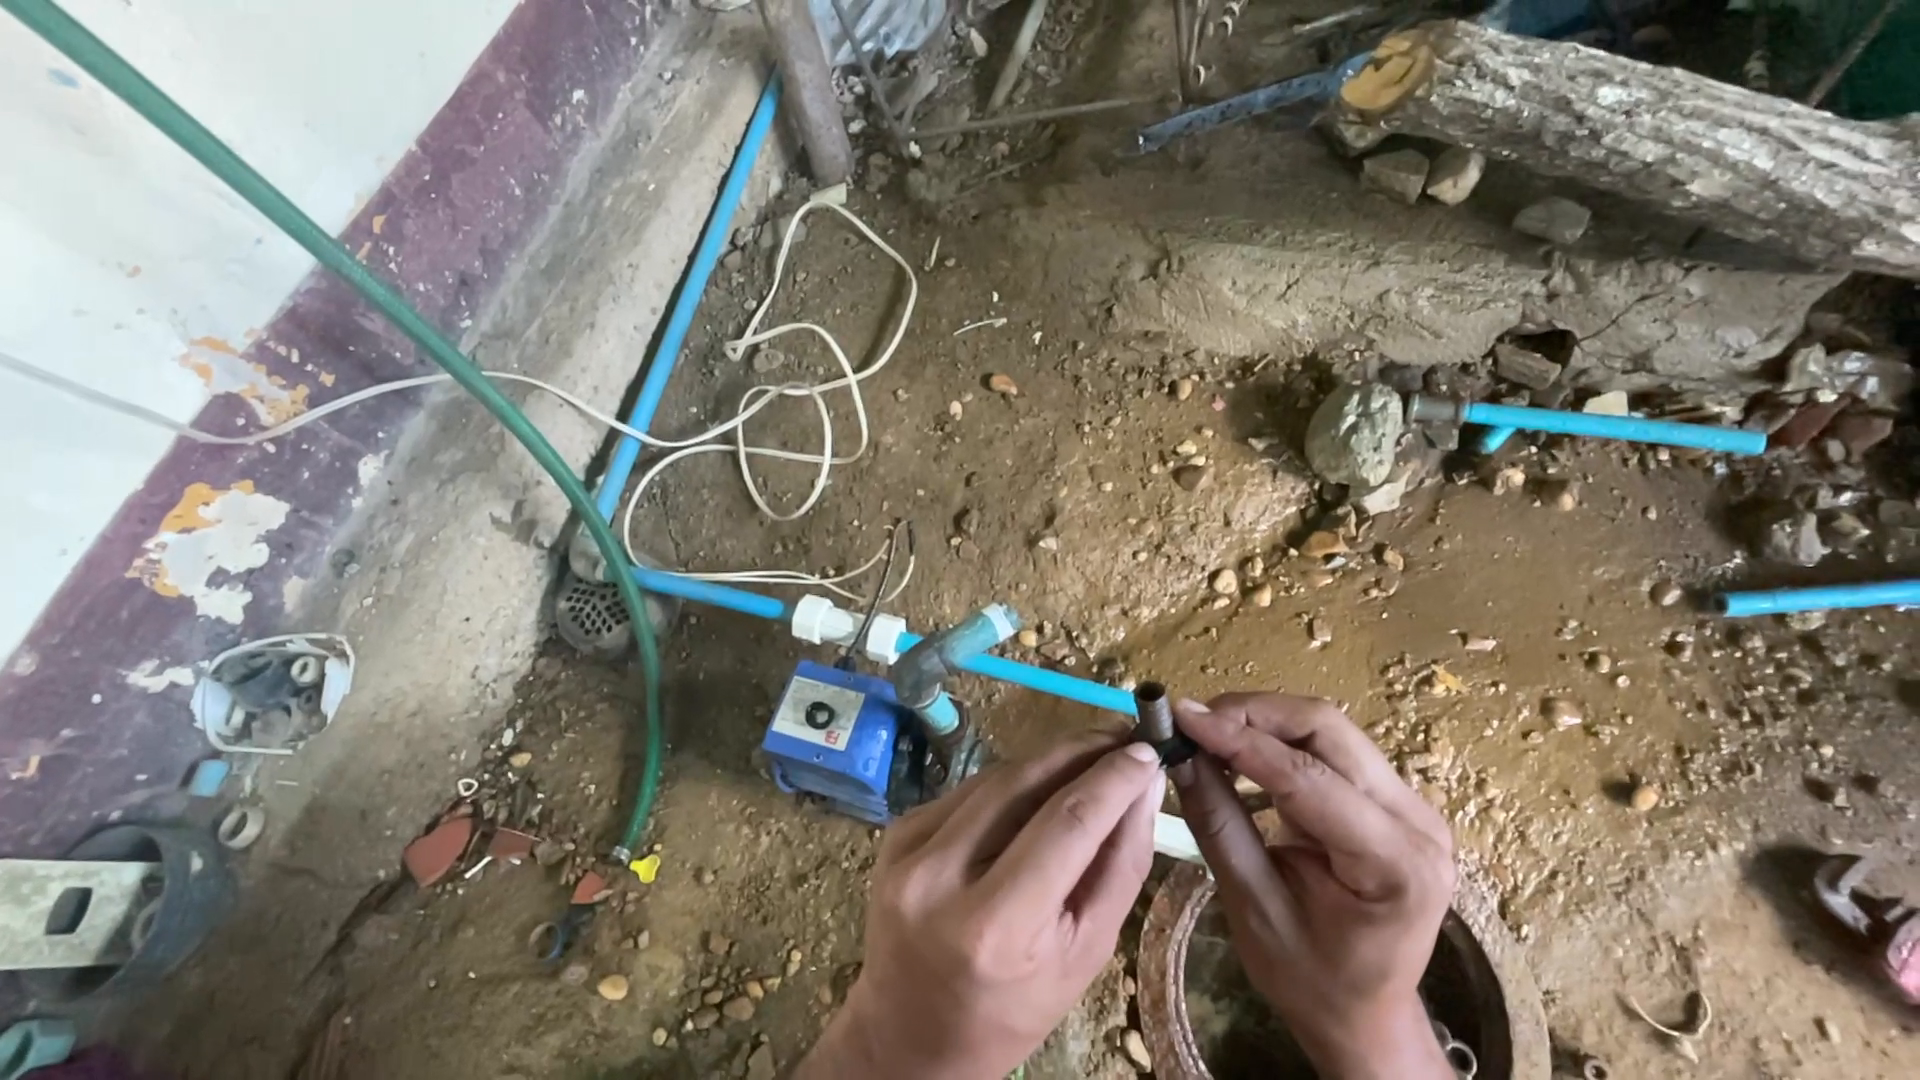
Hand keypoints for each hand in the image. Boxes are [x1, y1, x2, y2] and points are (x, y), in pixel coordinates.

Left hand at [795, 732, 1162, 1079]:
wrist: (910, 1032)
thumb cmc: (1012, 1009)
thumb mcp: (1085, 953)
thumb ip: (1121, 865)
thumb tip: (1144, 785)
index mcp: (995, 925)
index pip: (1067, 824)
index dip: (1113, 779)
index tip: (1148, 750)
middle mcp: (940, 876)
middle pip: (1024, 782)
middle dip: (1081, 750)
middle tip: (1123, 736)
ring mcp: (909, 848)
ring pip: (996, 777)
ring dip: (1049, 759)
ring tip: (1093, 755)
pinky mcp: (897, 832)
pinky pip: (970, 791)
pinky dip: (1012, 782)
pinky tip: (1041, 786)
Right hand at [1170, 693, 1455, 1079]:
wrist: (1365, 1014)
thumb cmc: (1310, 979)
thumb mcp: (1252, 907)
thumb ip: (1219, 824)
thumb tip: (1180, 755)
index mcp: (1394, 864)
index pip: (1306, 775)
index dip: (1238, 738)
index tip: (1181, 716)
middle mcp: (1417, 822)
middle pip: (1327, 729)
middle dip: (1252, 714)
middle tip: (1193, 722)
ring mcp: (1412, 806)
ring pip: (1328, 729)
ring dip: (1263, 720)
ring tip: (1209, 732)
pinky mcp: (1393, 799)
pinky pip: (1330, 747)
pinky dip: (1278, 738)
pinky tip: (1240, 747)